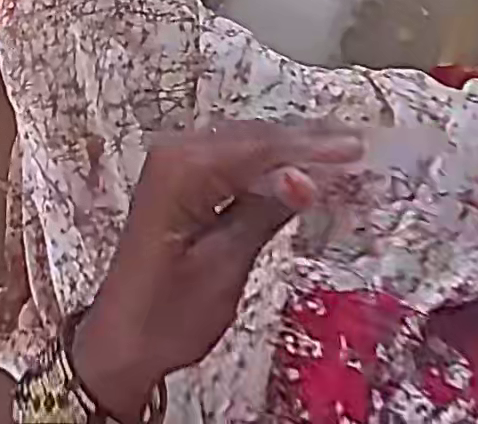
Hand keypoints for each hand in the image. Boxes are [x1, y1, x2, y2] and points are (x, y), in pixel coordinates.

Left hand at [72, 122, 364, 417]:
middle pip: (251, 138)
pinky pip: (231, 156)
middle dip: (304, 140)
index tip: (355, 147)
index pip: (257, 148)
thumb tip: (307, 176)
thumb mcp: (222, 268)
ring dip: (289, 146)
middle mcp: (177, 151)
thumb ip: (262, 213)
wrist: (122, 339)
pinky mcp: (181, 174)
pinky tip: (295, 162)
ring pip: (243, 142)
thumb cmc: (169, 313)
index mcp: (182, 168)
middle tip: (355, 143)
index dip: (309, 146)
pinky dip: (266, 158)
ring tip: (338, 146)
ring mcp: (176, 159)